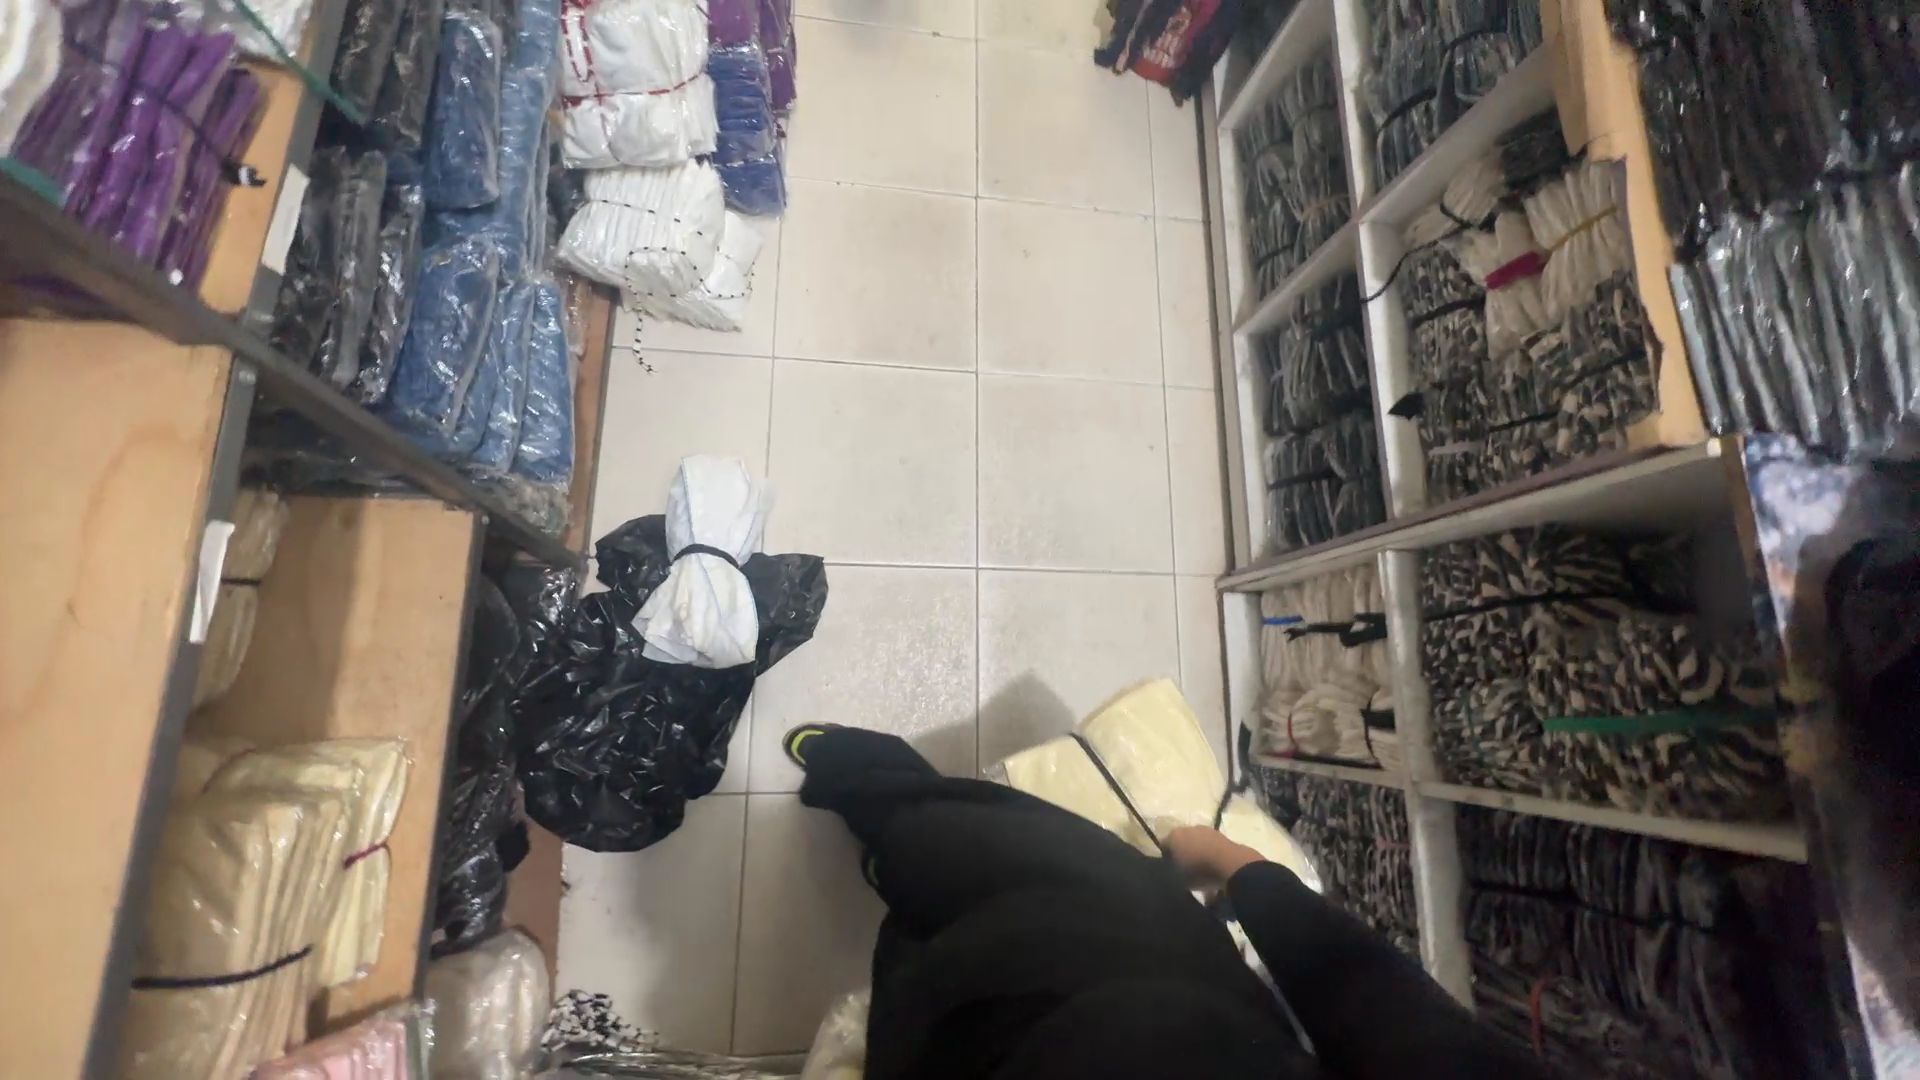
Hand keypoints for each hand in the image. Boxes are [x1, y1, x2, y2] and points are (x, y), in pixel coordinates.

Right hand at [1163, 825, 1263, 891]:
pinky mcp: (1221, 836)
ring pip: (1197, 844)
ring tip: (1203, 874)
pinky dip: (1212, 857)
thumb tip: (1170, 874)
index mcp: (1173, 836)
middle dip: (1183, 856)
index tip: (1172, 874)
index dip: (1166, 861)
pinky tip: (1215, 871)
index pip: (1163, 847)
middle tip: (1187, 874)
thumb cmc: (1199, 871)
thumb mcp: (1178, 879)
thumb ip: (1171, 874)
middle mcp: (1187, 828)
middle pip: (1181, 843)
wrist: (1230, 864)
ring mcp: (1206, 830)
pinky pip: (1211, 848)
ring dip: (1199, 856)